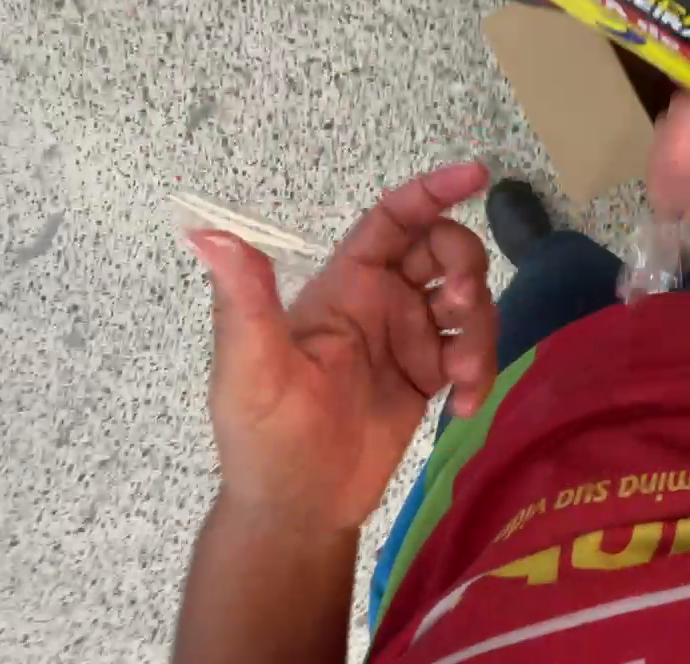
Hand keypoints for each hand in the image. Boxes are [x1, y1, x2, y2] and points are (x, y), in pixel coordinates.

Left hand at [186, 163, 496, 532]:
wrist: (300, 512)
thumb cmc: (266, 440)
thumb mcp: (251, 374)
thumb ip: (244, 305)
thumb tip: (208, 233)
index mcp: (346, 285)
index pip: (394, 219)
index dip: (433, 191)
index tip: (476, 176)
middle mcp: (385, 299)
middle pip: (446, 251)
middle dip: (466, 268)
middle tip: (460, 307)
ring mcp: (414, 335)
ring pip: (471, 301)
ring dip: (480, 331)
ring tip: (461, 380)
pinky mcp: (435, 370)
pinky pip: (476, 349)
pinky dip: (481, 372)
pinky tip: (463, 407)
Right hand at [648, 96, 689, 372]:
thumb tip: (681, 112)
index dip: (685, 148)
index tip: (670, 194)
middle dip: (678, 164)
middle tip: (674, 208)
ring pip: (688, 145)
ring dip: (671, 179)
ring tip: (677, 216)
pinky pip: (686, 166)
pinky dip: (673, 190)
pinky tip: (676, 217)